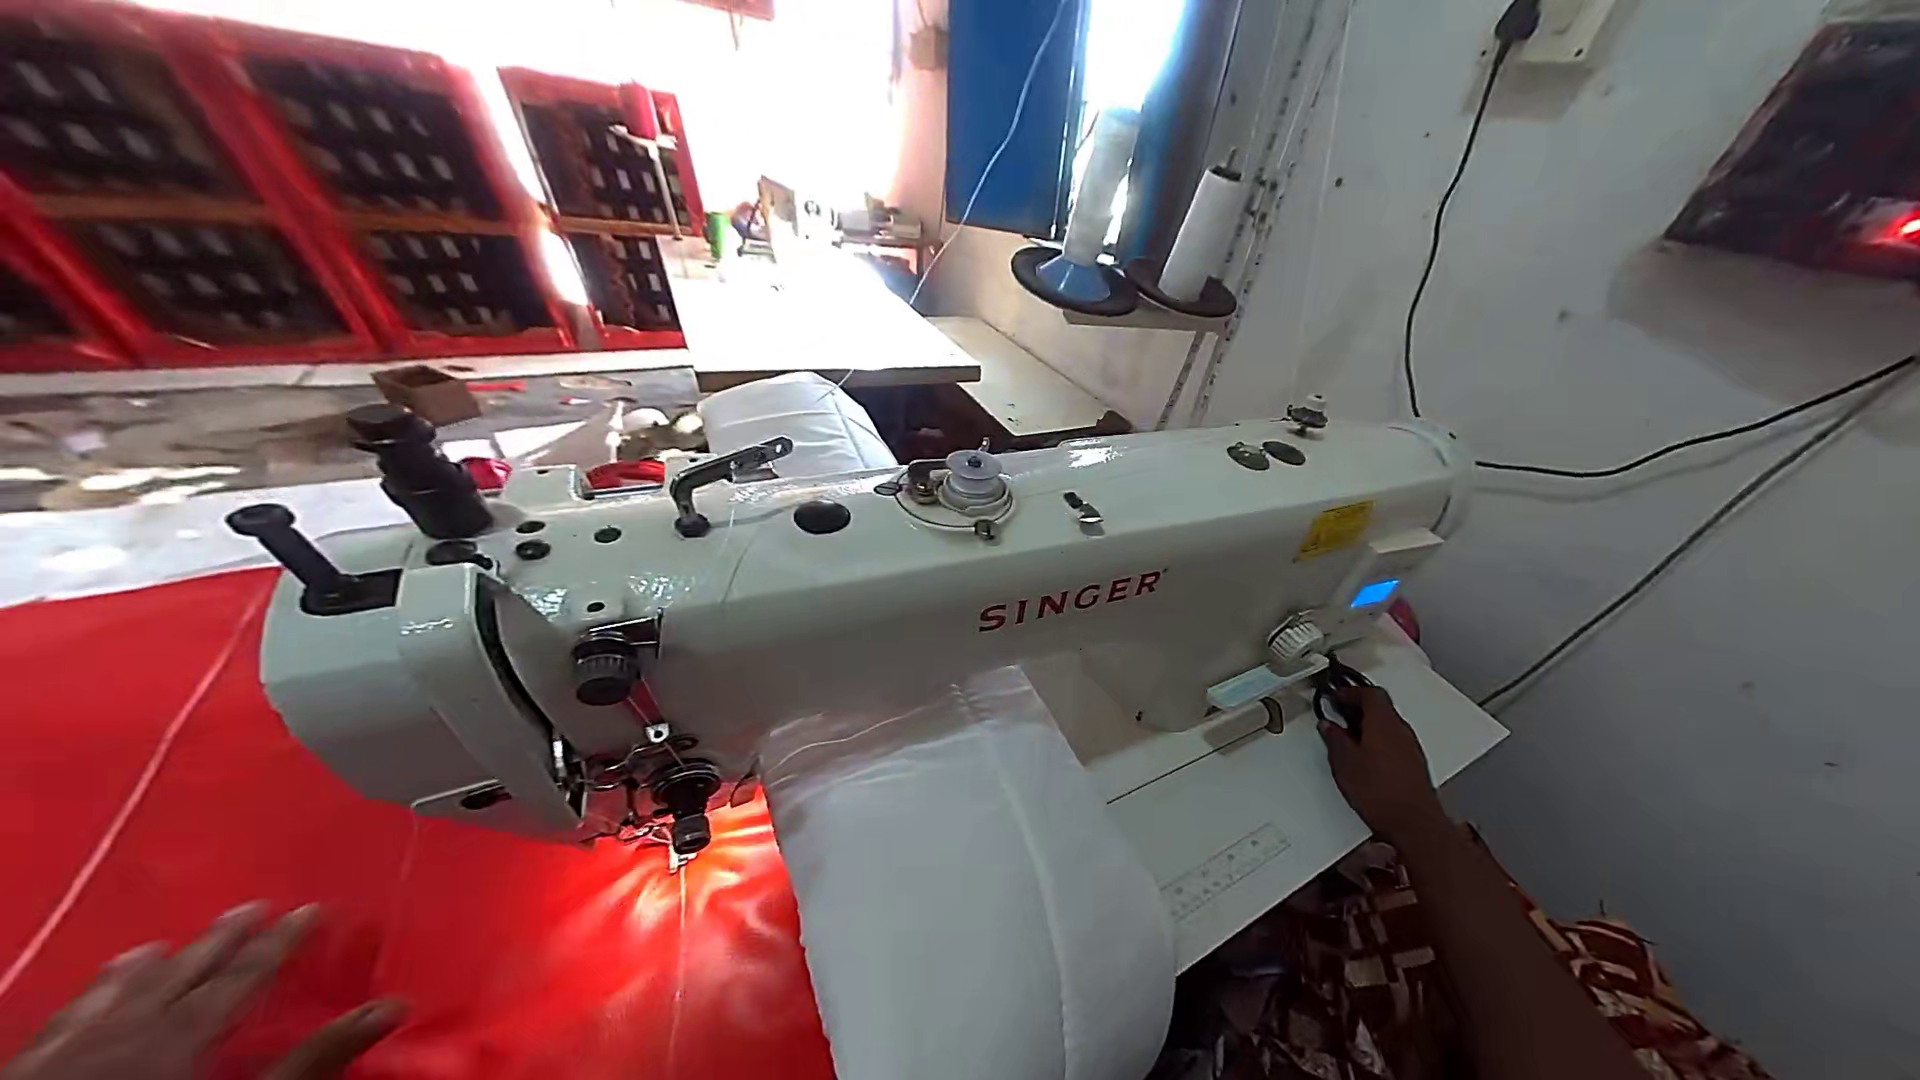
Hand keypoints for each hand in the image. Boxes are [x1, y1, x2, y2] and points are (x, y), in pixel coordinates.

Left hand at [2, 903, 403, 1079]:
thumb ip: (314, 1058)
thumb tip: (394, 1002)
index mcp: (186, 1031)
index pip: (246, 973)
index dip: (282, 939)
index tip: (312, 906)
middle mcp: (128, 1028)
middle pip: (179, 974)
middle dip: (217, 940)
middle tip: (249, 906)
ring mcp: (57, 1055)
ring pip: (105, 998)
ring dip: (136, 970)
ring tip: (153, 947)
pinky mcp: (12, 1077)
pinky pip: (40, 1030)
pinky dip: (64, 1005)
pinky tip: (63, 1000)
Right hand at [1318, 685, 1445, 840]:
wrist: (1414, 825)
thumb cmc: (1381, 793)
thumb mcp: (1343, 761)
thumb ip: (1335, 739)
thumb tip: (1330, 728)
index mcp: (1384, 723)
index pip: (1370, 693)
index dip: (1350, 692)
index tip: (1336, 697)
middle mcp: (1402, 732)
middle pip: (1382, 707)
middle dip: (1358, 707)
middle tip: (1339, 711)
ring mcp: (1411, 749)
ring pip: (1388, 725)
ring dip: (1368, 724)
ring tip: (1348, 734)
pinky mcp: (1414, 765)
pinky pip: (1395, 741)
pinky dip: (1378, 739)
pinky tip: (1364, 754)